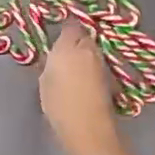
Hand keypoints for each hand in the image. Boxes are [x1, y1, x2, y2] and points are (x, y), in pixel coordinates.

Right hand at [40, 21, 120, 154]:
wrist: (87, 126)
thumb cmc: (58, 105)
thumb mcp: (44, 83)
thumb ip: (49, 65)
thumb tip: (53, 58)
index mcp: (67, 49)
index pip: (69, 27)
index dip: (64, 31)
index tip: (57, 37)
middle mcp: (88, 50)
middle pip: (84, 37)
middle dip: (75, 42)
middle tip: (63, 54)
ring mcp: (101, 63)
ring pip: (92, 51)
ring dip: (83, 55)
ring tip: (71, 69)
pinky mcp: (109, 77)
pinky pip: (96, 65)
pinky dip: (90, 68)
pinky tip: (81, 82)